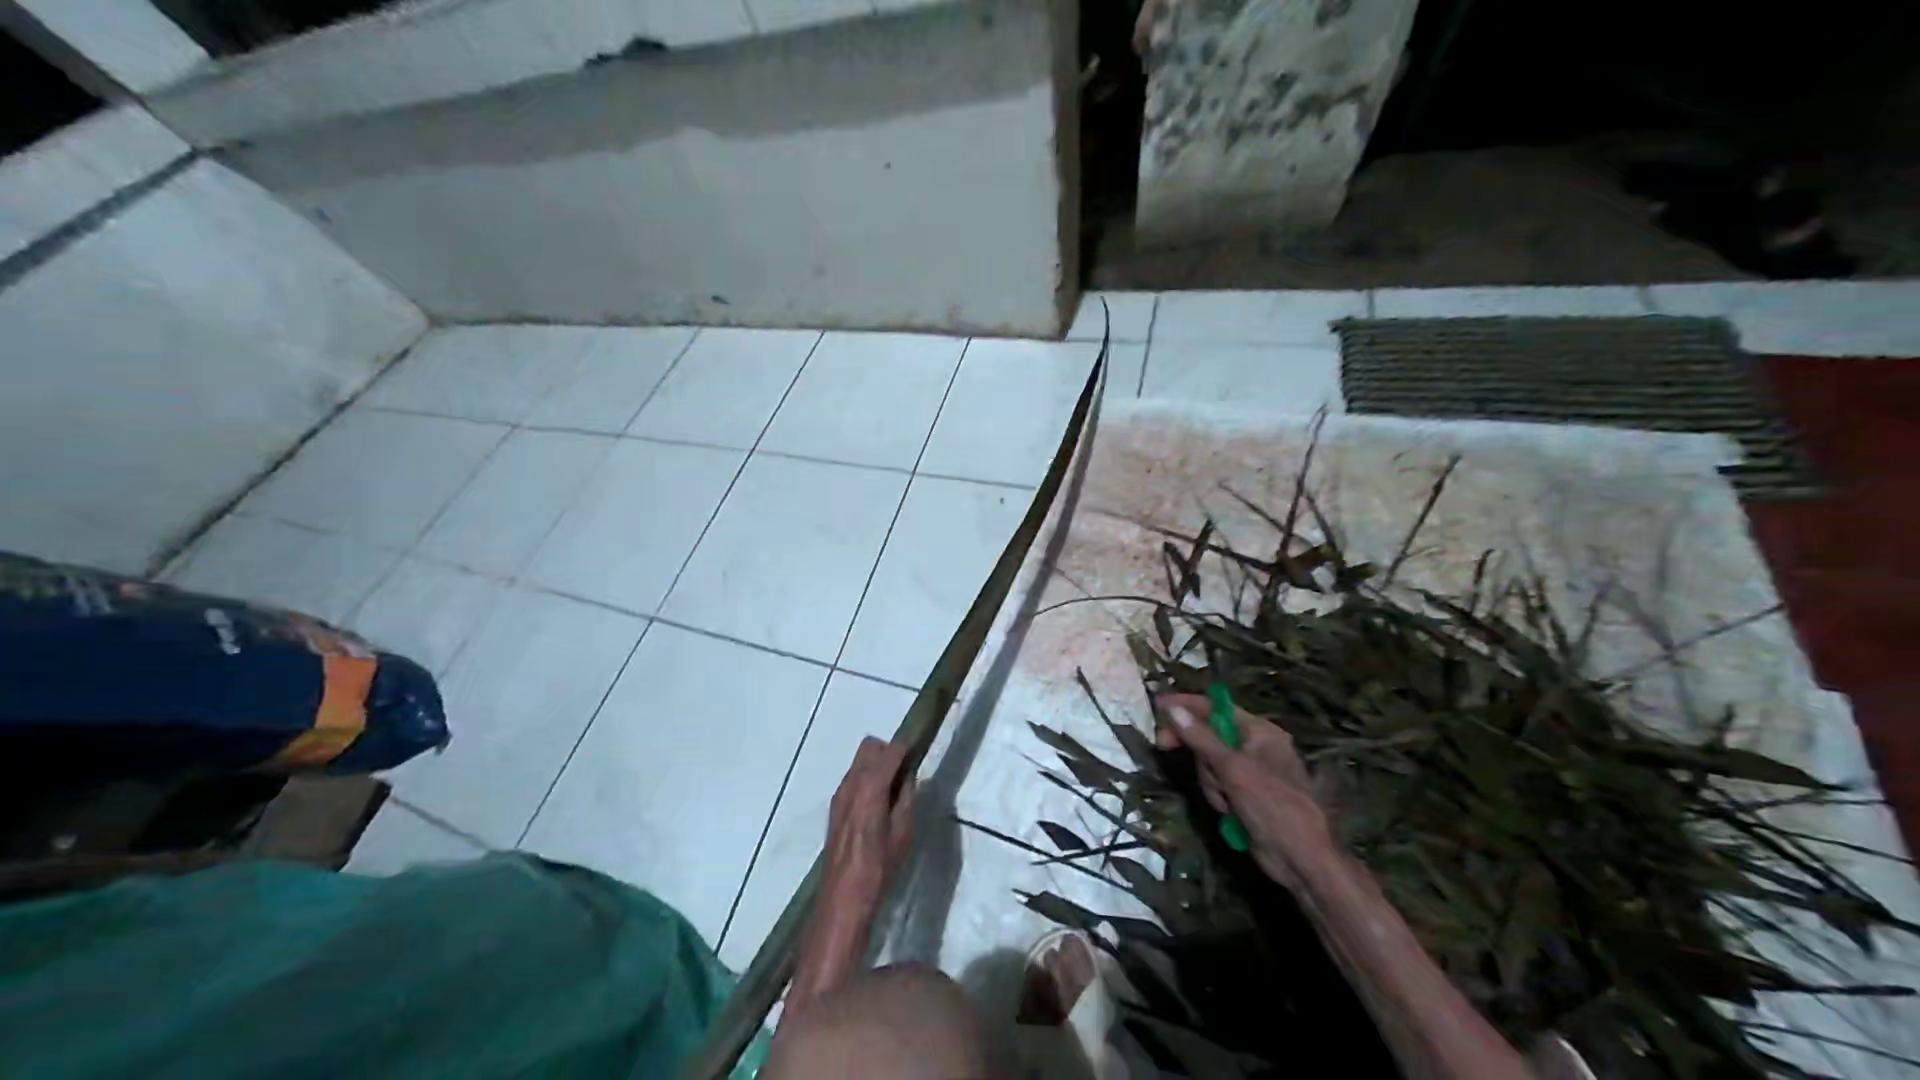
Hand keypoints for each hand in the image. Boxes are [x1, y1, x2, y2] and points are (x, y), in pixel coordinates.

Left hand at [821, 736, 915, 915]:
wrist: (844, 896)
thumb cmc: (880, 866)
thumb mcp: (903, 831)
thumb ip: (906, 797)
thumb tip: (908, 776)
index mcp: (871, 786)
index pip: (890, 750)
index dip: (906, 749)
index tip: (919, 754)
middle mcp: (851, 783)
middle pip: (870, 746)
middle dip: (889, 752)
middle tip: (906, 773)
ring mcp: (839, 794)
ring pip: (859, 762)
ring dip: (877, 765)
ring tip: (894, 791)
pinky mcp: (835, 806)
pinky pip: (853, 778)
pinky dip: (867, 779)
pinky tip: (878, 804)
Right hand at [1153, 693, 1334, 888]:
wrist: (1300, 859)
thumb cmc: (1272, 806)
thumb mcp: (1233, 768)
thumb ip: (1200, 737)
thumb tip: (1171, 707)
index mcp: (1261, 732)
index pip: (1216, 707)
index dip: (1186, 705)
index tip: (1157, 706)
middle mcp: (1255, 747)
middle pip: (1208, 736)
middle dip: (1199, 755)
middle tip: (1164, 747)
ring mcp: (1249, 772)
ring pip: (1208, 764)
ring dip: (1210, 782)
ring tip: (1227, 800)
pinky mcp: (1244, 794)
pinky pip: (1216, 784)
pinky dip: (1217, 796)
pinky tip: (1230, 811)